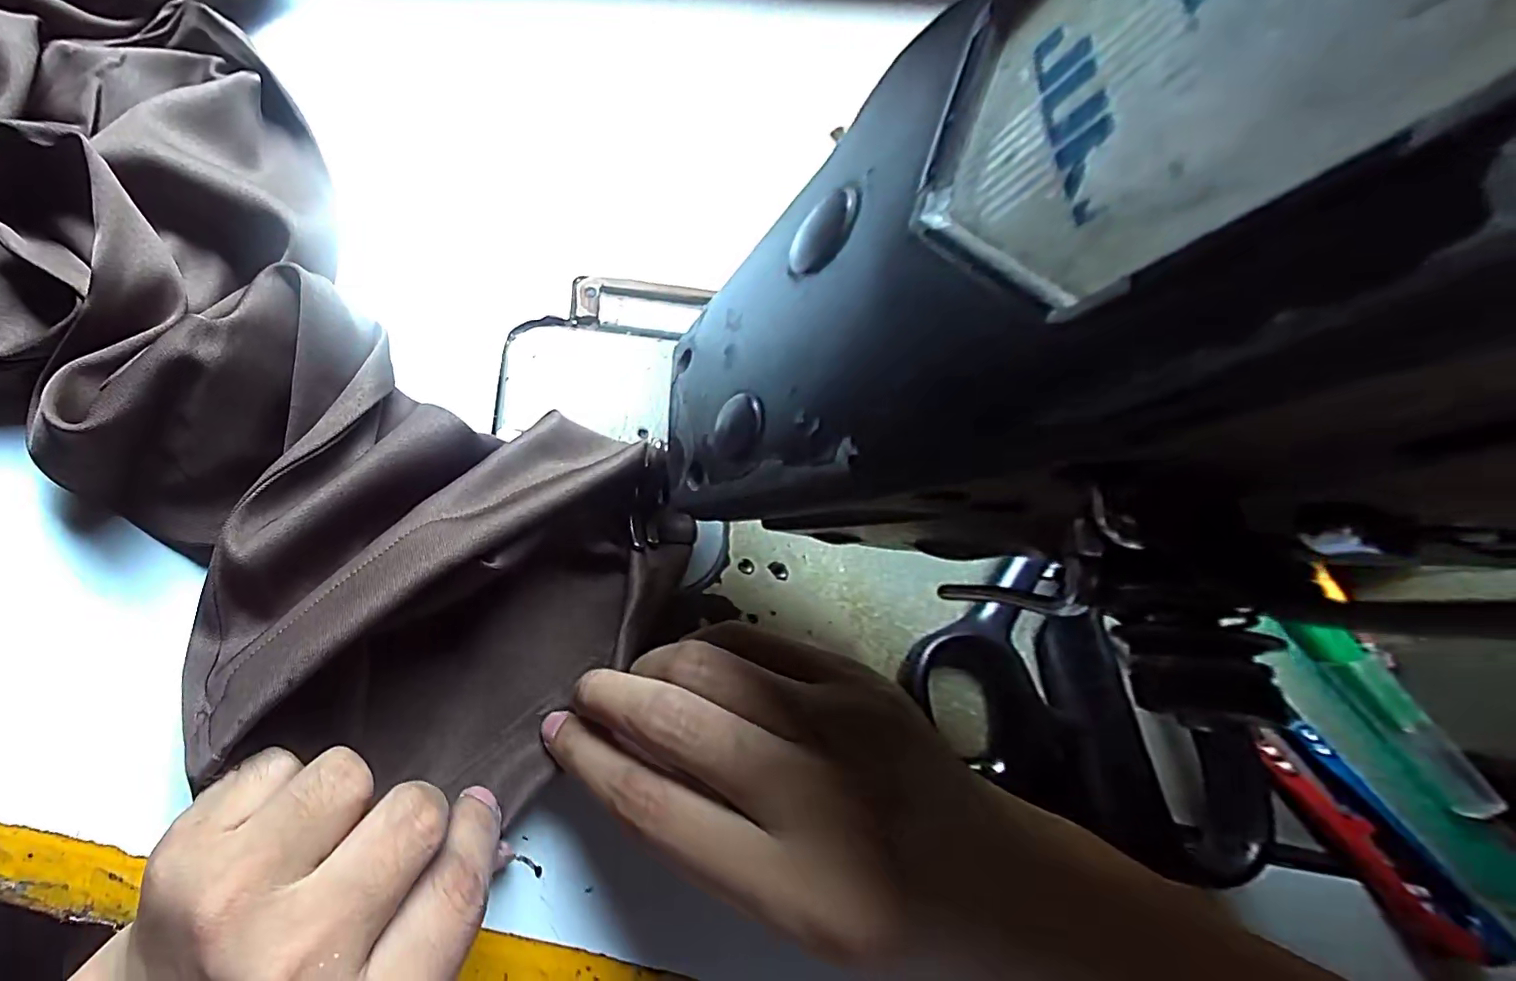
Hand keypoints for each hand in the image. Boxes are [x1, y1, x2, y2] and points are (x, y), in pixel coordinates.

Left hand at [74, 747, 504, 980]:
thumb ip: (434, 926)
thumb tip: (484, 837)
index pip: (455, 888)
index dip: (477, 832)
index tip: (478, 807)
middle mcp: (295, 957)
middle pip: (411, 813)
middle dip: (413, 811)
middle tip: (388, 833)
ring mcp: (230, 899)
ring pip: (346, 770)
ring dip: (342, 798)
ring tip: (312, 844)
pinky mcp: (184, 852)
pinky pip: (278, 762)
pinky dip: (281, 789)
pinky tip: (263, 837)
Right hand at [541, 621, 1335, 979]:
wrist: (997, 880)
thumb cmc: (876, 913)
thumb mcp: (781, 910)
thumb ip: (697, 833)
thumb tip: (618, 751)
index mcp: (796, 888)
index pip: (656, 807)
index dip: (590, 760)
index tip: (554, 731)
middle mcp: (818, 795)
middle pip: (675, 721)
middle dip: (607, 696)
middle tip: (581, 692)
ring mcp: (842, 719)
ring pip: (707, 662)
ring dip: (653, 664)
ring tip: (638, 679)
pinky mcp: (857, 676)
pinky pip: (754, 639)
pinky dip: (707, 646)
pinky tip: (695, 661)